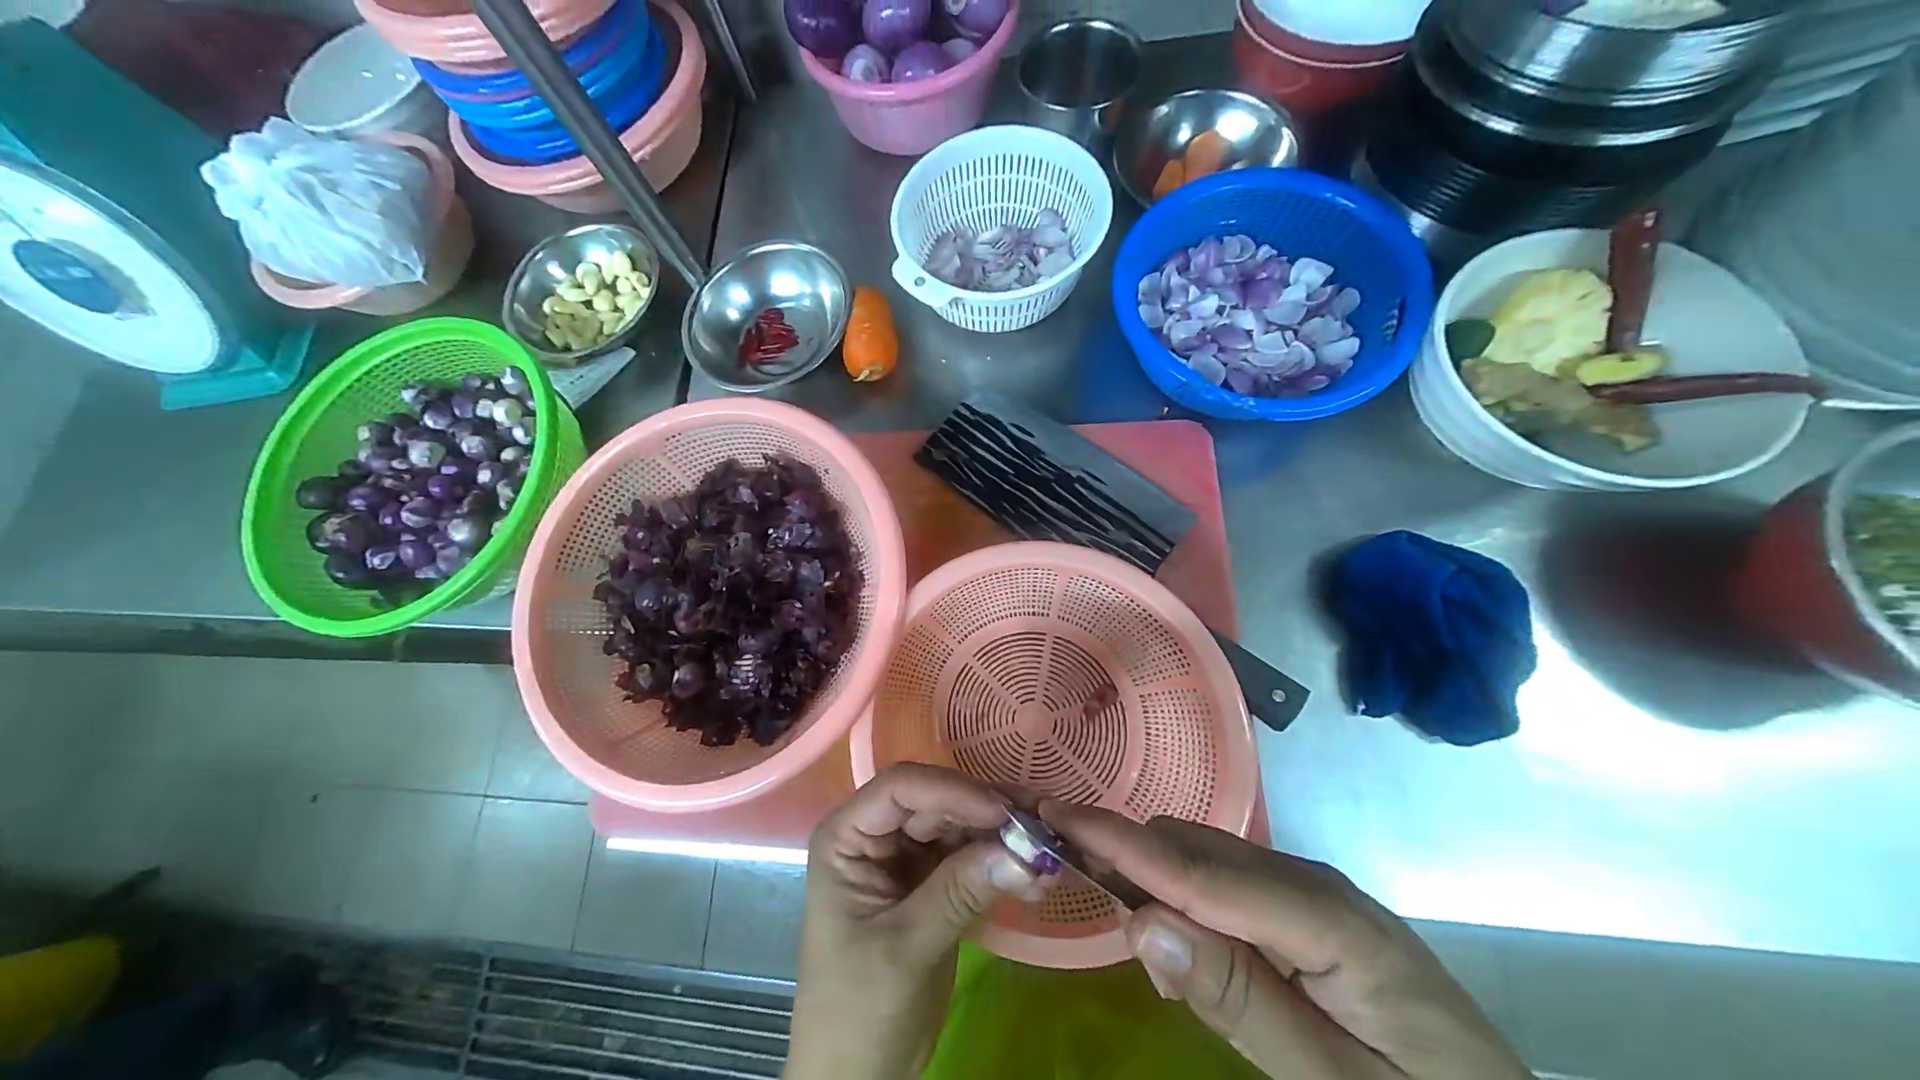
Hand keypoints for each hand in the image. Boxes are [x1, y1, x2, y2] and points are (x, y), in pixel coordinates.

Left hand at [785, 764, 1046, 1079]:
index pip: (900, 789)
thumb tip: (1022, 852)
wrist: (857, 1075)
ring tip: (1048, 855)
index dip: (951, 791)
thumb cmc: (857, 1009)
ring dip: (1003, 837)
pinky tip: (1035, 881)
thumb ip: (958, 893)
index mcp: (847, 837)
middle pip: (937, 802)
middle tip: (1041, 827)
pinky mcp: (934, 883)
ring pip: (961, 826)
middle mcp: (877, 836)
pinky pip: (973, 858)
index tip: (1003, 813)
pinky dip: (1004, 864)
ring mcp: (907, 859)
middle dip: (987, 812)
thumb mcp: (904, 948)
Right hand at [1044, 801, 1529, 1079]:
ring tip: (1108, 900)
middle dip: (1125, 848)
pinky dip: (1183, 892)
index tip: (1055, 812)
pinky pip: (1229, 882)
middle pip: (1199, 851)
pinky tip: (1172, 932)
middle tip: (1064, 864)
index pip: (1201, 872)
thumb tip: (1142, 923)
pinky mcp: (1310, 910)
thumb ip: (1238, 1000)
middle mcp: (1316, 886)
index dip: (1121, 841)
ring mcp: (1315, 894)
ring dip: (1150, 871)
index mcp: (1331, 922)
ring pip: (1209, 859)